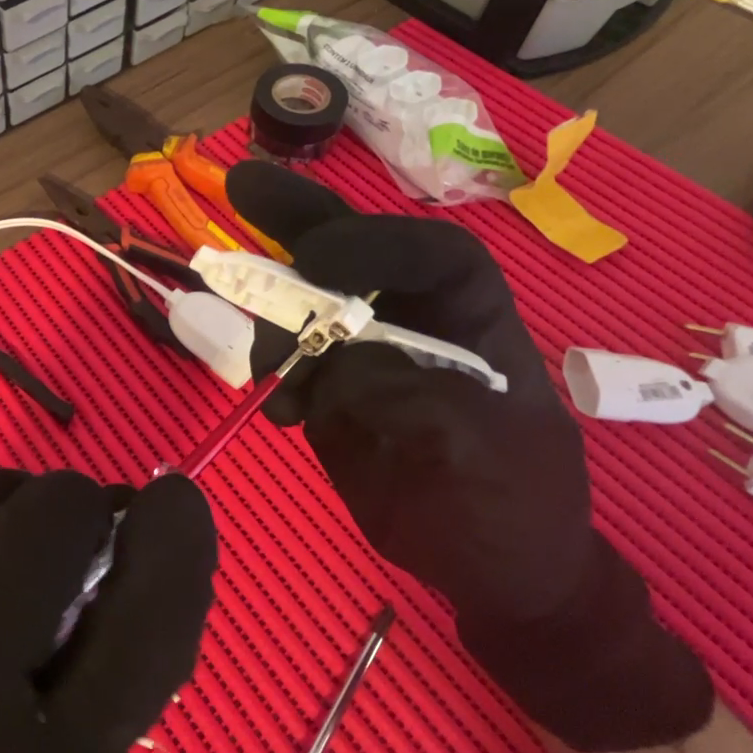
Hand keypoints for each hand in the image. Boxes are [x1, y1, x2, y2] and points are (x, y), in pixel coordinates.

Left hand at [0, 470, 215, 752]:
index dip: (170, 541)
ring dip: (6, 495)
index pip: (139, 627)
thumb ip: (135, 646)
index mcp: (60, 752)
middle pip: (26, 545)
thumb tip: (136, 520)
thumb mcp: (98, 736)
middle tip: (84, 515)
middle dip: (70, 504)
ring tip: (22, 518)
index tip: (175, 498)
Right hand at [228, 161, 712, 752]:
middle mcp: (414, 317)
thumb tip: (339, 358)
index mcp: (472, 316)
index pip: (429, 253)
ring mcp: (365, 350)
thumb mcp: (478, 458)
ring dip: (274, 312)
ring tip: (262, 360)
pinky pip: (288, 360)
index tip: (316, 258)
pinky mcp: (330, 386)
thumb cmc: (511, 509)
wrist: (489, 569)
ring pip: (309, 299)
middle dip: (298, 217)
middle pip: (355, 249)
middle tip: (241, 182)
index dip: (373, 241)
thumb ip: (411, 398)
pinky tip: (278, 410)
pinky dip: (272, 374)